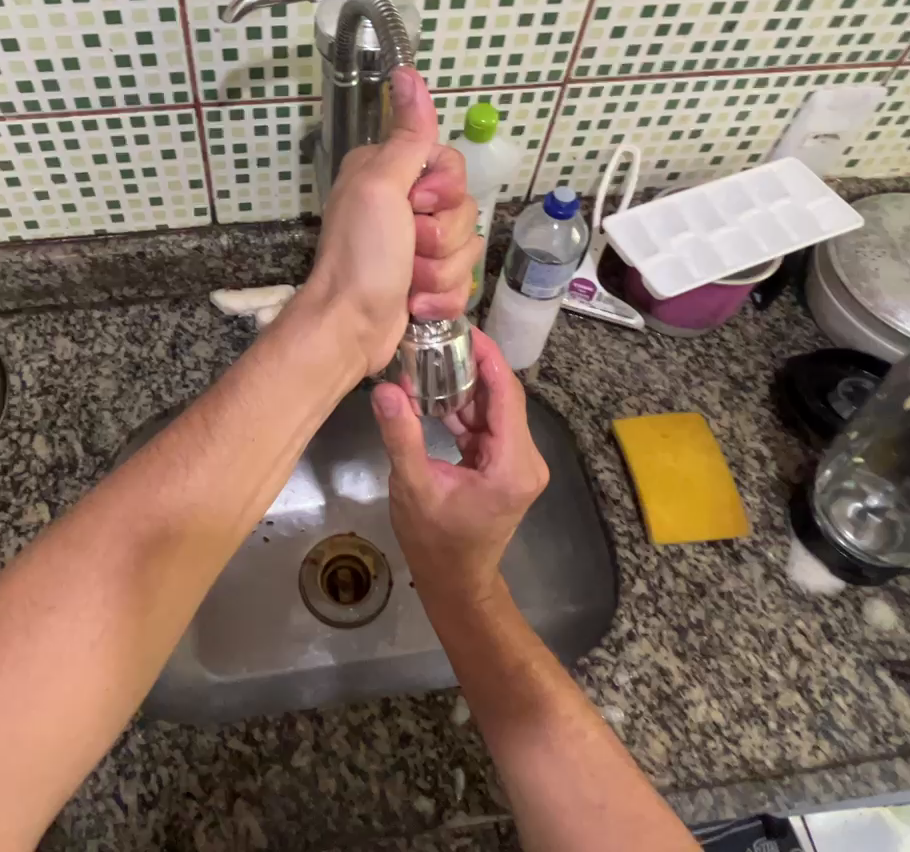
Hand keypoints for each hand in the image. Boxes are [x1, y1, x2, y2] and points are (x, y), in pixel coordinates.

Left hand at [302, 66, 481, 371]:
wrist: (350, 327)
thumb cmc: (361, 256)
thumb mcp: (381, 186)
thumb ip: (407, 135)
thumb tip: (407, 72)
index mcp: (389, 174)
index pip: (451, 165)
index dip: (444, 190)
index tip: (417, 205)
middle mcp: (403, 205)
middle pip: (463, 209)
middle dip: (439, 238)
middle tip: (406, 248)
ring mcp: (417, 246)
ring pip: (466, 249)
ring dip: (438, 272)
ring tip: (407, 281)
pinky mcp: (427, 282)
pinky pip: (462, 283)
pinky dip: (441, 298)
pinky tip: (414, 304)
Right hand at [370, 328, 548, 608]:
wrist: (455, 581)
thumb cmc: (435, 542)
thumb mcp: (414, 488)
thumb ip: (402, 437)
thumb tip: (384, 389)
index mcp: (512, 464)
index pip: (507, 395)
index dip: (488, 357)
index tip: (463, 328)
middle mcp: (525, 459)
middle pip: (502, 399)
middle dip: (470, 368)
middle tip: (437, 339)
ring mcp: (517, 463)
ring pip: (494, 411)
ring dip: (464, 388)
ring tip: (430, 360)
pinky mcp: (504, 466)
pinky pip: (487, 427)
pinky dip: (463, 411)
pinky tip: (435, 396)